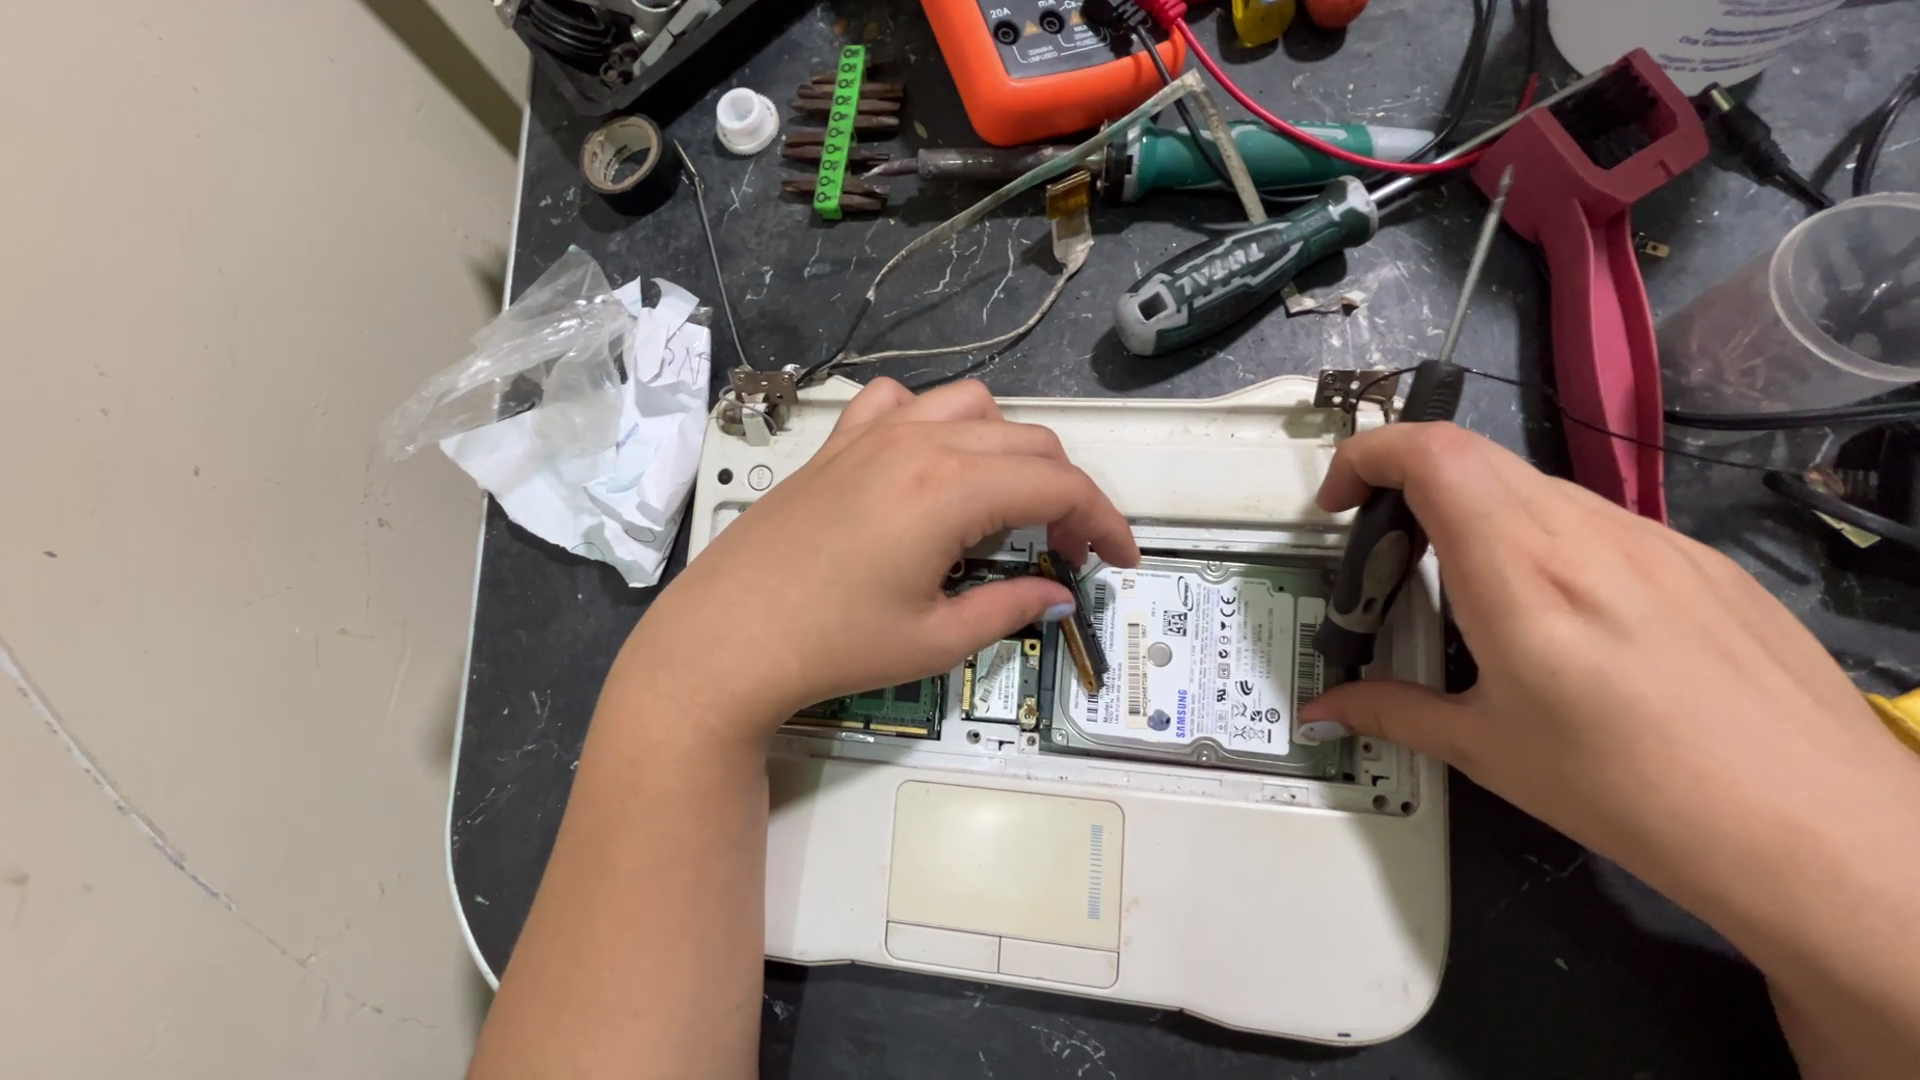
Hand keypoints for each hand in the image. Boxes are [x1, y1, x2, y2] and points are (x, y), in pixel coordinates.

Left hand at [619, 378, 1138, 735]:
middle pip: (1028, 441)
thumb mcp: (935, 640)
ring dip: (1010, 448)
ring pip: (974, 407)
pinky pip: (902, 404)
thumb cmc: (832, 645)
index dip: (1103, 520)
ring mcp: (874, 434)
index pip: (1059, 484)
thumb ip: (1009, 608)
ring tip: (1006, 502)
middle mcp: (920, 443)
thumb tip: (1059, 594)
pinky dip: (935, 421)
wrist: (726, 638)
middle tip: (1064, 548)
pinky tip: (928, 461)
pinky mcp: (838, 443)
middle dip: (1065, 491)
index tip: (1120, 559)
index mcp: (951, 490)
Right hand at [1298, 423, 1919, 1075]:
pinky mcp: (1701, 562)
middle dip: (1405, 485)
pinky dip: (1538, 538)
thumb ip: (1388, 710)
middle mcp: (1586, 533)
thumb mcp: (1485, 749)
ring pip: (1532, 486)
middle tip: (1385, 552)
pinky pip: (1594, 520)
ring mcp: (1653, 540)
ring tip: (1464, 592)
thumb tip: (1322, 709)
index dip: (1366, 455)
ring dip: (1472, 514)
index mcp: (1519, 571)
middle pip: (1472, 456)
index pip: (1430, 453)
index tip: (1339, 504)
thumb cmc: (1631, 789)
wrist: (1818, 835)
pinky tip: (1556, 615)